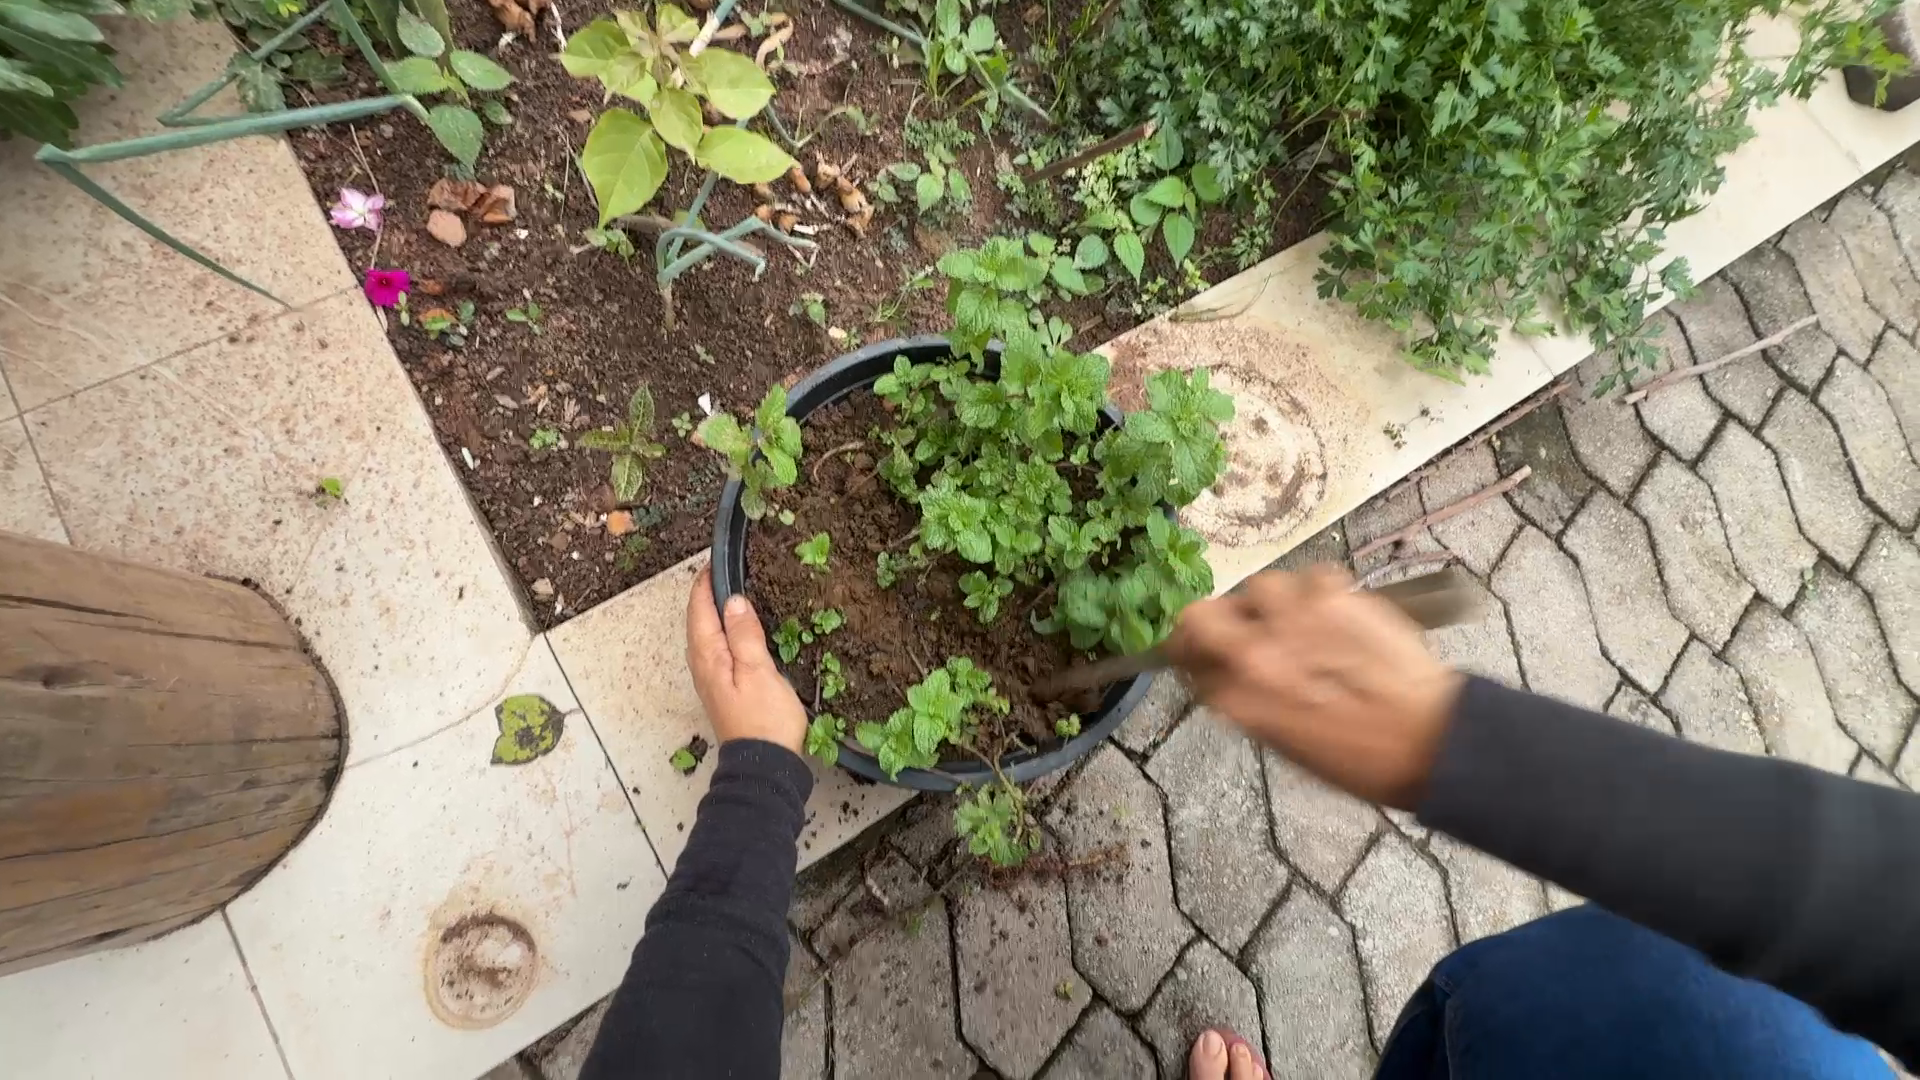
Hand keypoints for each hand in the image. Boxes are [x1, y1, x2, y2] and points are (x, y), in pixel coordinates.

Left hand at [685, 565, 806, 755]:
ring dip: (714, 613)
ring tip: (731, 593)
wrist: (764, 764)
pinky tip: (739, 630)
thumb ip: (744, 634)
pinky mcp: (723, 688)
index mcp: (709, 657)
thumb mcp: (758, 671)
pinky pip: (717, 649)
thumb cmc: (765, 718)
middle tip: (724, 571)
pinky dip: (724, 631)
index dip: (705, 584)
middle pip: (698, 621)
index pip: (699, 610)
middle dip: (707, 595)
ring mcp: (711, 679)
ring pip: (706, 635)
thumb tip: (734, 601)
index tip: (715, 562)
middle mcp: (703, 666)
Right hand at [1165, 565, 1464, 808]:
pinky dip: (1314, 593)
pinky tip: (1328, 614)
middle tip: (1225, 631)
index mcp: (1236, 696)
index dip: (1190, 656)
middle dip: (1204, 623)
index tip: (1198, 657)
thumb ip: (1242, 701)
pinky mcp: (1333, 595)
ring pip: (1257, 589)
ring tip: (1290, 620)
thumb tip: (1225, 677)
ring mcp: (1291, 619)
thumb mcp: (1280, 741)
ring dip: (1268, 605)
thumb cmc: (1356, 760)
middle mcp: (1253, 651)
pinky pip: (1308, 578)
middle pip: (1196, 616)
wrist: (1432, 741)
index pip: (1186, 660)